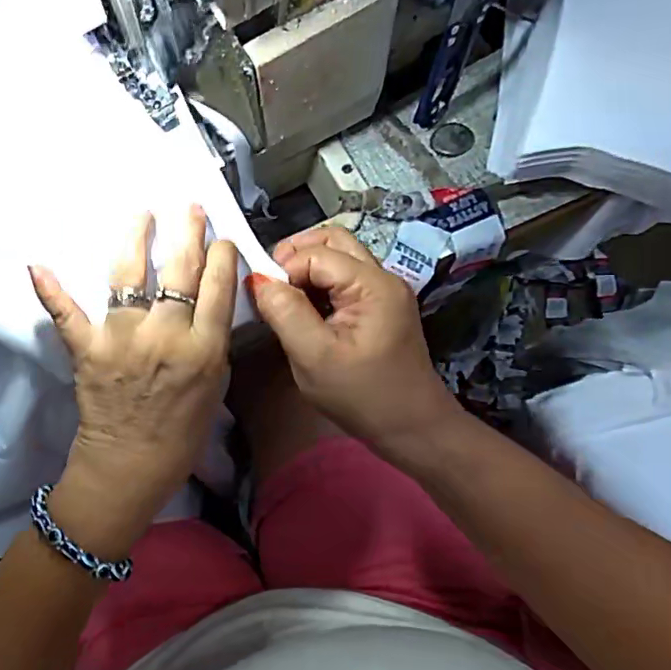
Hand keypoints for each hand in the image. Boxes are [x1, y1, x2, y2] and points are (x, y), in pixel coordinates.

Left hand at [30, 206, 238, 555]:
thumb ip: (212, 342)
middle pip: (179, 270)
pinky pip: (67, 315)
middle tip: (188, 208)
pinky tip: (36, 265)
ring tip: (141, 215)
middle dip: (187, 232)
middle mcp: (165, 336)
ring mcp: (123, 340)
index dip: (220, 255)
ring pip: (128, 276)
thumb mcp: (215, 388)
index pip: (217, 286)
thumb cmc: (180, 434)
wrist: (130, 467)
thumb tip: (208, 302)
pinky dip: (51, 291)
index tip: (219, 239)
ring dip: (135, 238)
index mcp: (204, 349)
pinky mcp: (87, 350)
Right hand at [248, 226, 463, 450]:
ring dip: (306, 269)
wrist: (411, 428)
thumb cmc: (362, 396)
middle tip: (270, 286)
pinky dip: (318, 284)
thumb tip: (258, 279)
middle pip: (333, 241)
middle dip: (295, 255)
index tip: (265, 300)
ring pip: (338, 257)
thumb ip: (285, 312)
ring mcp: (384, 292)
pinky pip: (344, 279)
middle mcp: (382, 278)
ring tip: (283, 298)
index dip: (284, 270)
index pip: (316, 253)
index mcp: (372, 285)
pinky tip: (304, 310)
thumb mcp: (313, 357)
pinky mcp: (380, 307)